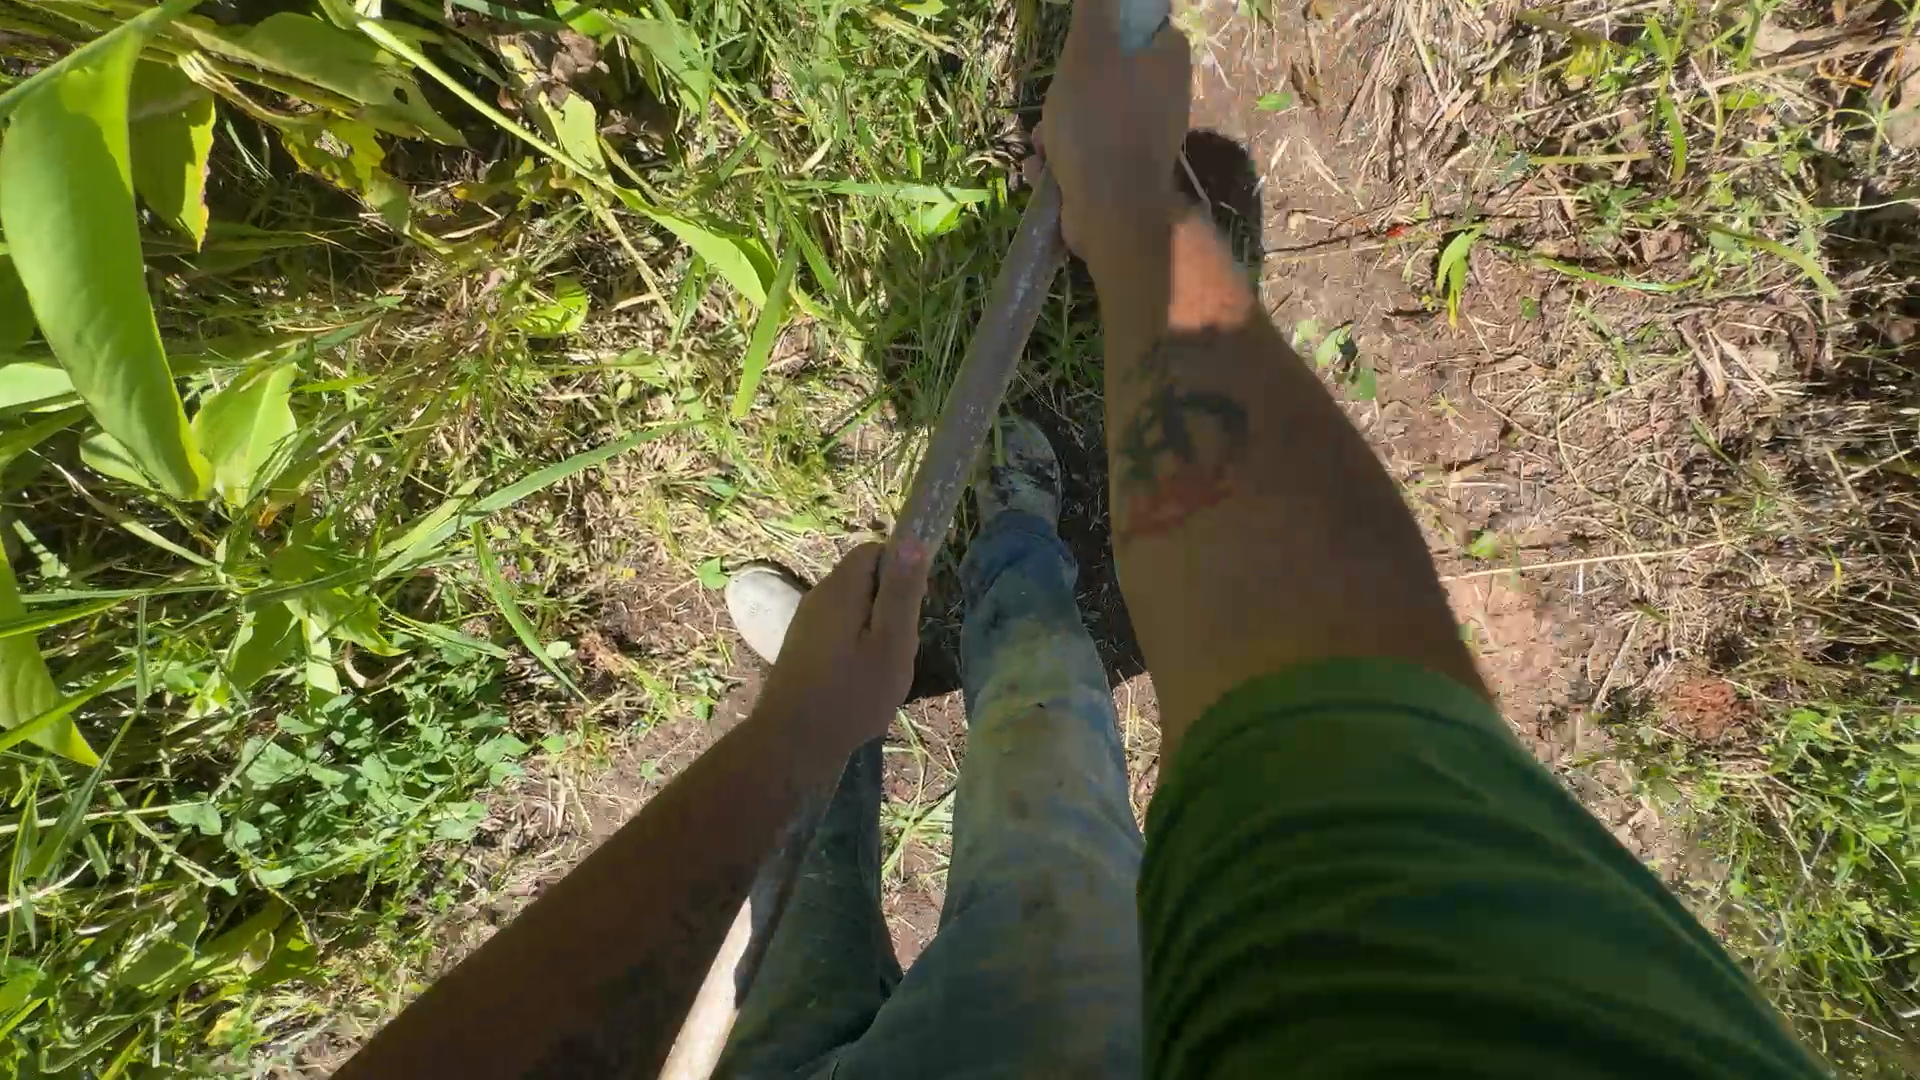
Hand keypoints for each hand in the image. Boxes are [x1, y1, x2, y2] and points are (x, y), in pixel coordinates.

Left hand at [751, 540, 930, 770]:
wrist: (793, 744)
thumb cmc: (851, 693)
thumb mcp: (892, 642)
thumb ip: (902, 592)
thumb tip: (912, 541)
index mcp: (840, 589)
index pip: (873, 551)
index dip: (900, 569)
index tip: (914, 606)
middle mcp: (818, 597)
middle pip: (864, 580)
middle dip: (890, 605)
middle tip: (901, 645)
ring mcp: (806, 624)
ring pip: (853, 608)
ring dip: (875, 630)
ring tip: (884, 668)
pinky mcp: (802, 649)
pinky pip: (839, 631)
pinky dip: (857, 647)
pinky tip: (863, 680)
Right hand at [1034, 0, 1189, 271]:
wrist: (1110, 214)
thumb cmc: (1099, 126)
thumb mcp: (1089, 50)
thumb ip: (1095, 8)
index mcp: (1168, 62)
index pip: (1142, 30)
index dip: (1106, 36)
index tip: (1079, 51)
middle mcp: (1164, 101)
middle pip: (1108, 79)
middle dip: (1069, 95)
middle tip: (1052, 108)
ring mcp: (1144, 145)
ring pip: (1092, 123)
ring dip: (1057, 134)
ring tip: (1041, 147)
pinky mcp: (1124, 180)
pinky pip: (1088, 159)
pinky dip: (1063, 165)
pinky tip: (1044, 173)